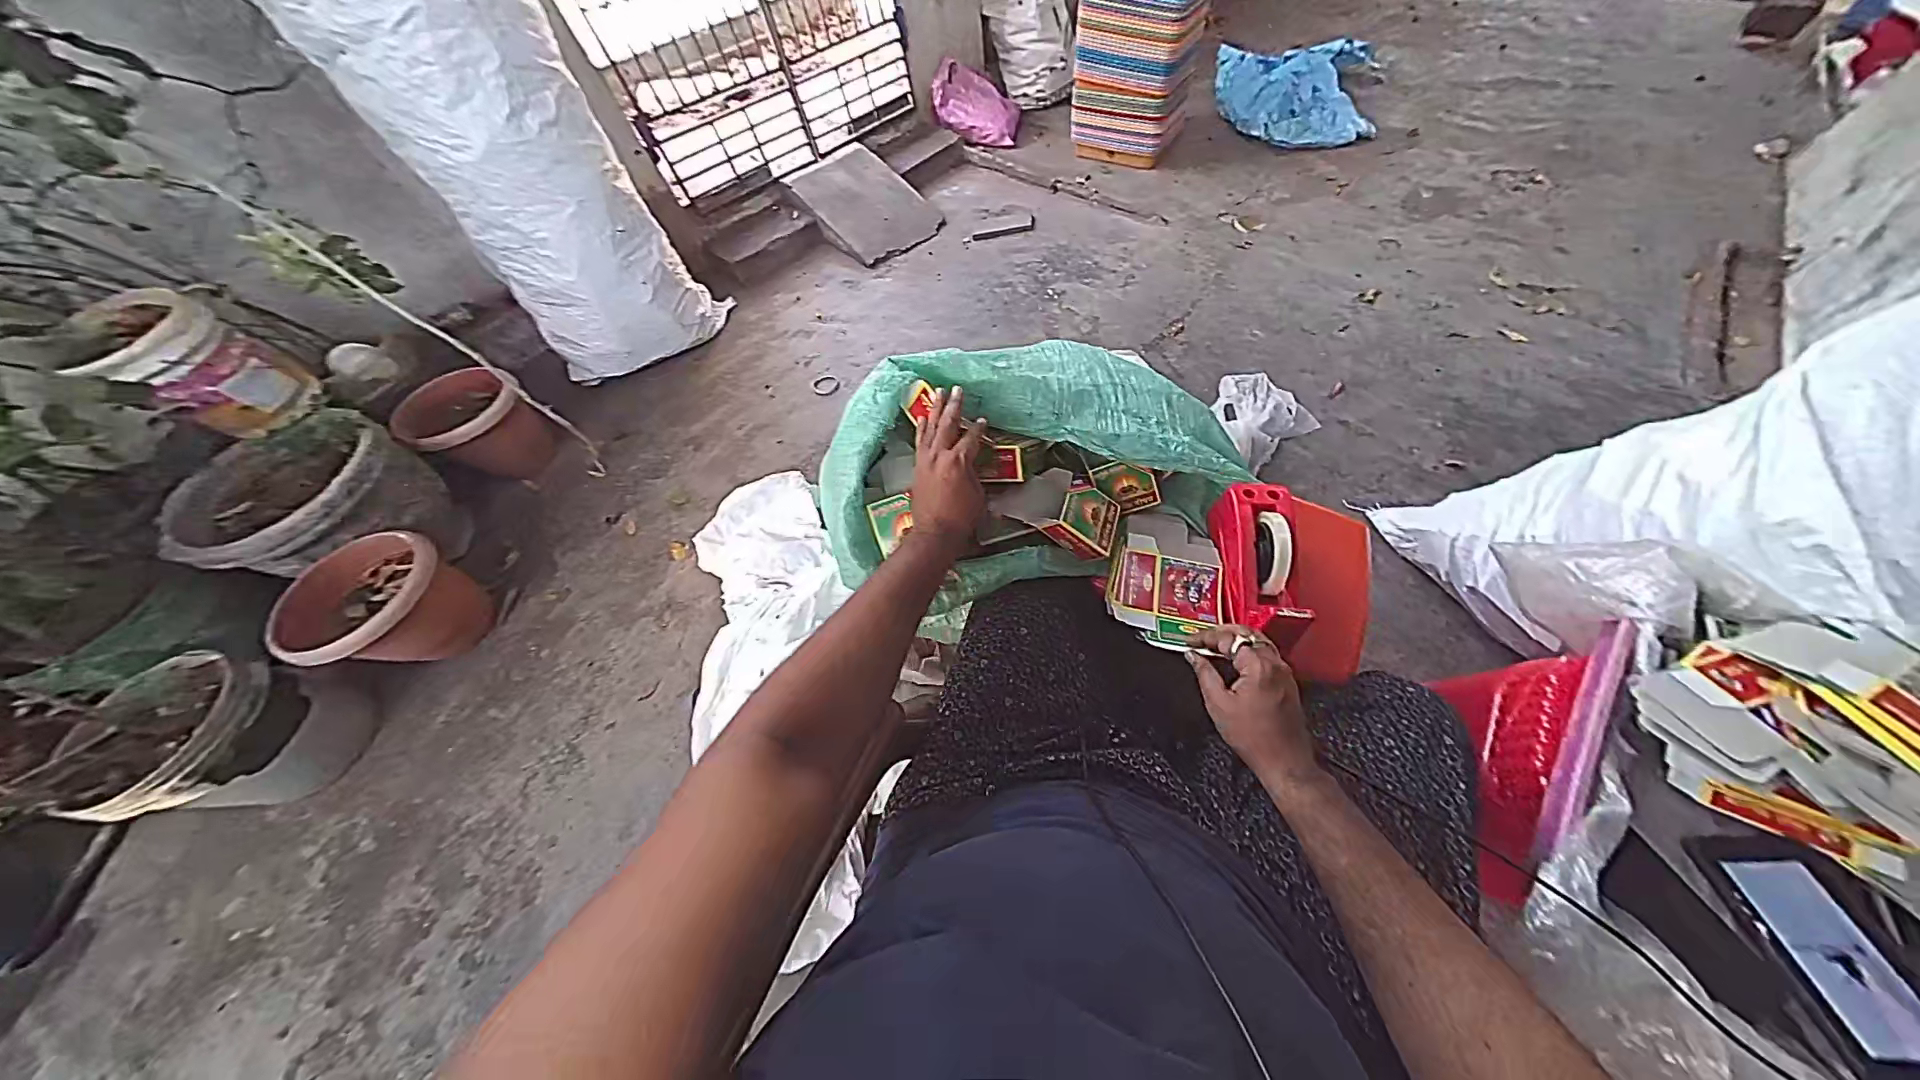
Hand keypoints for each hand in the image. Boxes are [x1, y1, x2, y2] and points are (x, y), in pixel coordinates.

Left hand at [910, 386, 986, 555]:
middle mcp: (939, 455)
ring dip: (935, 410)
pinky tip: (921, 418)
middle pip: (948, 424)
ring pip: (930, 428)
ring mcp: (926, 460)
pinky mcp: (917, 467)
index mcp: (958, 461)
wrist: (935, 534)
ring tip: (938, 393)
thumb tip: (974, 465)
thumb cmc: (961, 519)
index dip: (979, 429)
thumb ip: (975, 474)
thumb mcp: (978, 495)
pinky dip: (921, 428)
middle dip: (954, 406)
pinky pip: (920, 441)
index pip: (972, 437)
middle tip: (957, 390)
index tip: (984, 421)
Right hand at [1185, 625, 1320, 786]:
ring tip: (1215, 645)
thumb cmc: (1255, 738)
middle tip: (1201, 638)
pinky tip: (1234, 659)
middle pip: (1246, 633)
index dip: (1205, 637)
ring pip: (1258, 640)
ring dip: (1236, 638)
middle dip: (1221, 632)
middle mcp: (1275, 664)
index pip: (1227, 638)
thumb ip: (1204, 674)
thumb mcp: (1218, 704)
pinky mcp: (1287, 680)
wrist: (1283, 760)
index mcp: (1258, 667)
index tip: (1191, 641)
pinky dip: (1248, 649)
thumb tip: (1194, 657)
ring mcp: (1284, 671)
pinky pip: (1266, 653)